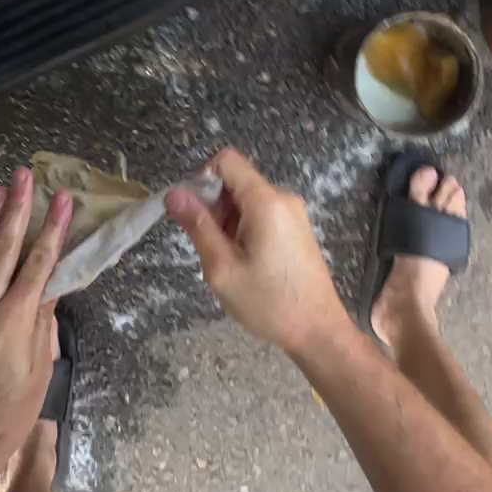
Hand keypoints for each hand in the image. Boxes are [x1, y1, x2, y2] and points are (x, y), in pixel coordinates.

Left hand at [0, 168, 70, 475]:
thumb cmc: (9, 415)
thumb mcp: (40, 371)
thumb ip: (42, 324)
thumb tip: (50, 286)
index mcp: (15, 319)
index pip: (40, 262)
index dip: (53, 227)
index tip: (63, 198)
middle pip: (5, 248)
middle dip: (18, 209)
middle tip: (25, 176)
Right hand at [166, 147, 349, 356]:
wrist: (318, 331)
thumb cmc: (269, 303)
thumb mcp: (222, 267)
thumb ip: (197, 225)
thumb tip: (173, 194)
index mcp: (266, 201)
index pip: (226, 160)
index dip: (202, 179)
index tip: (196, 214)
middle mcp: (282, 197)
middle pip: (235, 181)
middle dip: (215, 207)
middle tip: (213, 248)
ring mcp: (293, 212)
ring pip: (245, 199)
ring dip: (228, 222)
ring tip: (231, 261)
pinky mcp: (296, 226)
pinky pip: (261, 213)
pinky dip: (245, 229)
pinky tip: (247, 263)